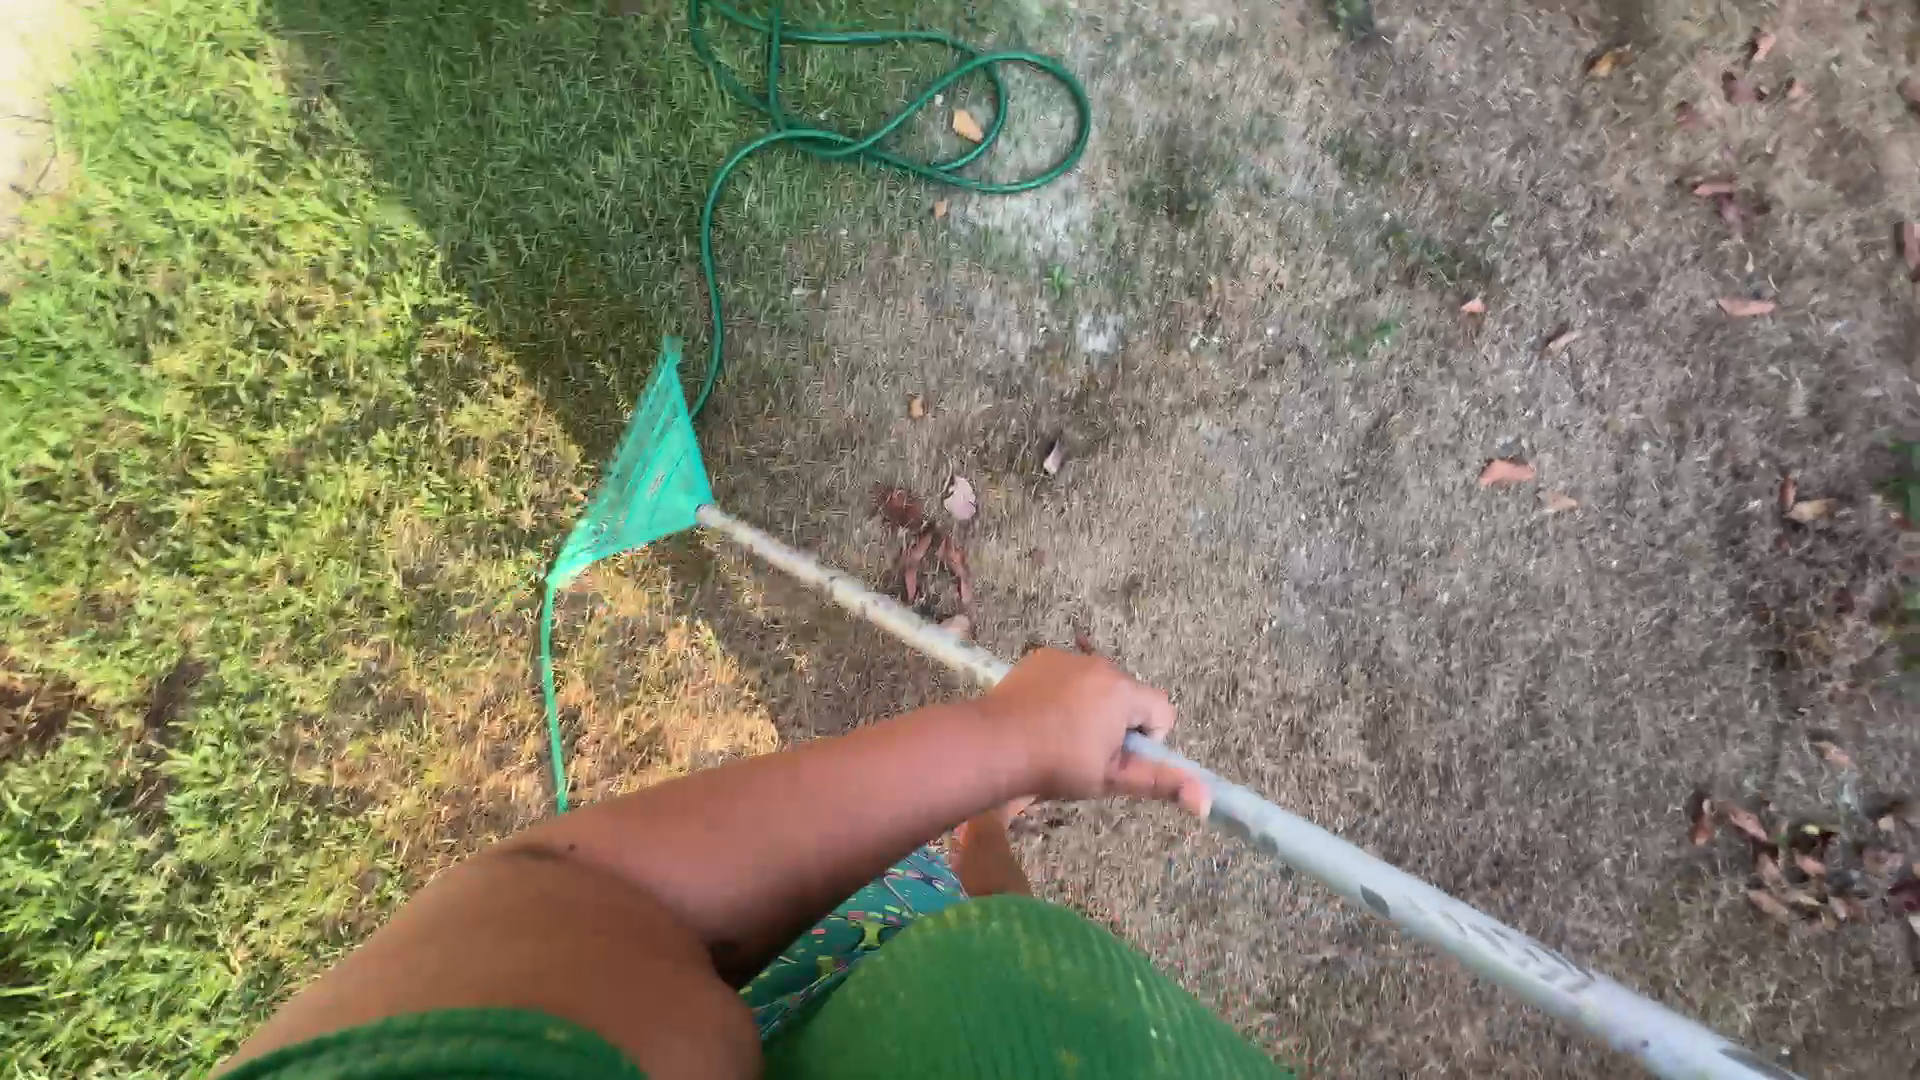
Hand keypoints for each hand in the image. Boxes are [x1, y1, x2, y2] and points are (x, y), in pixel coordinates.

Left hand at [976, 648, 1209, 817]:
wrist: (994, 744)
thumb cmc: (1057, 764)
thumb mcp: (1111, 778)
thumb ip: (1160, 783)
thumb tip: (1207, 801)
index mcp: (1124, 691)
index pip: (1162, 710)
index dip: (1147, 739)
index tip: (1116, 756)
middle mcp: (1100, 664)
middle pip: (1128, 696)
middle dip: (1117, 722)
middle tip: (1087, 751)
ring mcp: (1067, 657)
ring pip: (1097, 685)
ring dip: (1091, 706)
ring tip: (1060, 735)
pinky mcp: (1040, 657)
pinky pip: (1067, 675)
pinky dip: (1063, 692)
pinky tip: (1042, 716)